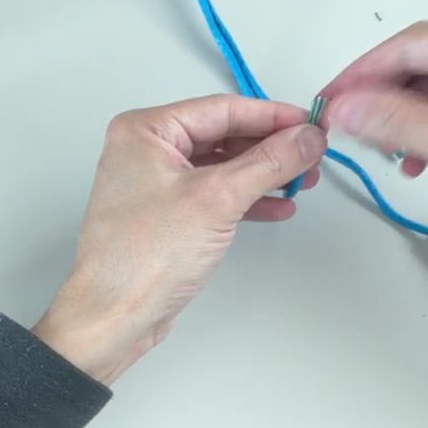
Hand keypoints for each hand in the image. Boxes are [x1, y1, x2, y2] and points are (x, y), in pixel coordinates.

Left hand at [34, 95, 325, 382]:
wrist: (115, 317)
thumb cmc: (146, 258)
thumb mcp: (217, 199)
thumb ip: (269, 163)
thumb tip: (309, 137)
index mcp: (145, 131)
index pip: (222, 110)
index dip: (273, 116)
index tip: (312, 124)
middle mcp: (146, 151)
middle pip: (222, 136)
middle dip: (270, 147)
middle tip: (312, 154)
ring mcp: (154, 184)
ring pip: (221, 167)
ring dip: (262, 174)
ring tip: (303, 181)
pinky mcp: (165, 216)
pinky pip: (213, 195)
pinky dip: (245, 200)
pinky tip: (277, 207)